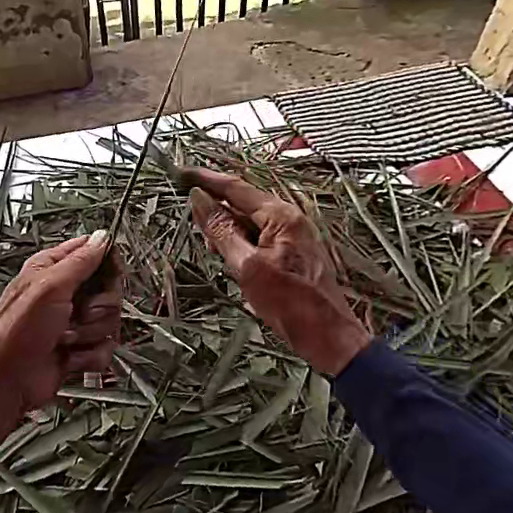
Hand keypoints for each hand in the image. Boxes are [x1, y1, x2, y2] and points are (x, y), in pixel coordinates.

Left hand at [0, 231, 121, 499]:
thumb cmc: (15, 333)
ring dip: (90, 334)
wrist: (6, 382)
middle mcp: (62, 294)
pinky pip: (104, 349)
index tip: (109, 275)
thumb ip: (80, 261)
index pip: (92, 252)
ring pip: (109, 322)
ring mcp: (71, 323)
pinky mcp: (78, 348)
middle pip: (108, 290)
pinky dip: (89, 356)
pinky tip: (68, 356)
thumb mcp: (49, 287)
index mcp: (51, 269)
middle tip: (81, 313)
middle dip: (99, 307)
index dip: (107, 262)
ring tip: (66, 338)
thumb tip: (101, 238)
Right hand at [180, 166, 371, 376]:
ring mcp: (294, 237)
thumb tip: (200, 202)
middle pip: (242, 204)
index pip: (235, 188)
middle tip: (194, 222)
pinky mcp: (293, 253)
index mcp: (282, 217)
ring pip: (250, 223)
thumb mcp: (246, 267)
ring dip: (227, 232)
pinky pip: (260, 238)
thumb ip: (221, 231)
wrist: (329, 338)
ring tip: (214, 251)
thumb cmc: (294, 306)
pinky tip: (233, 262)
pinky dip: (241, 245)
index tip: (183, 173)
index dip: (206, 180)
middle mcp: (291, 220)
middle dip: (216, 211)